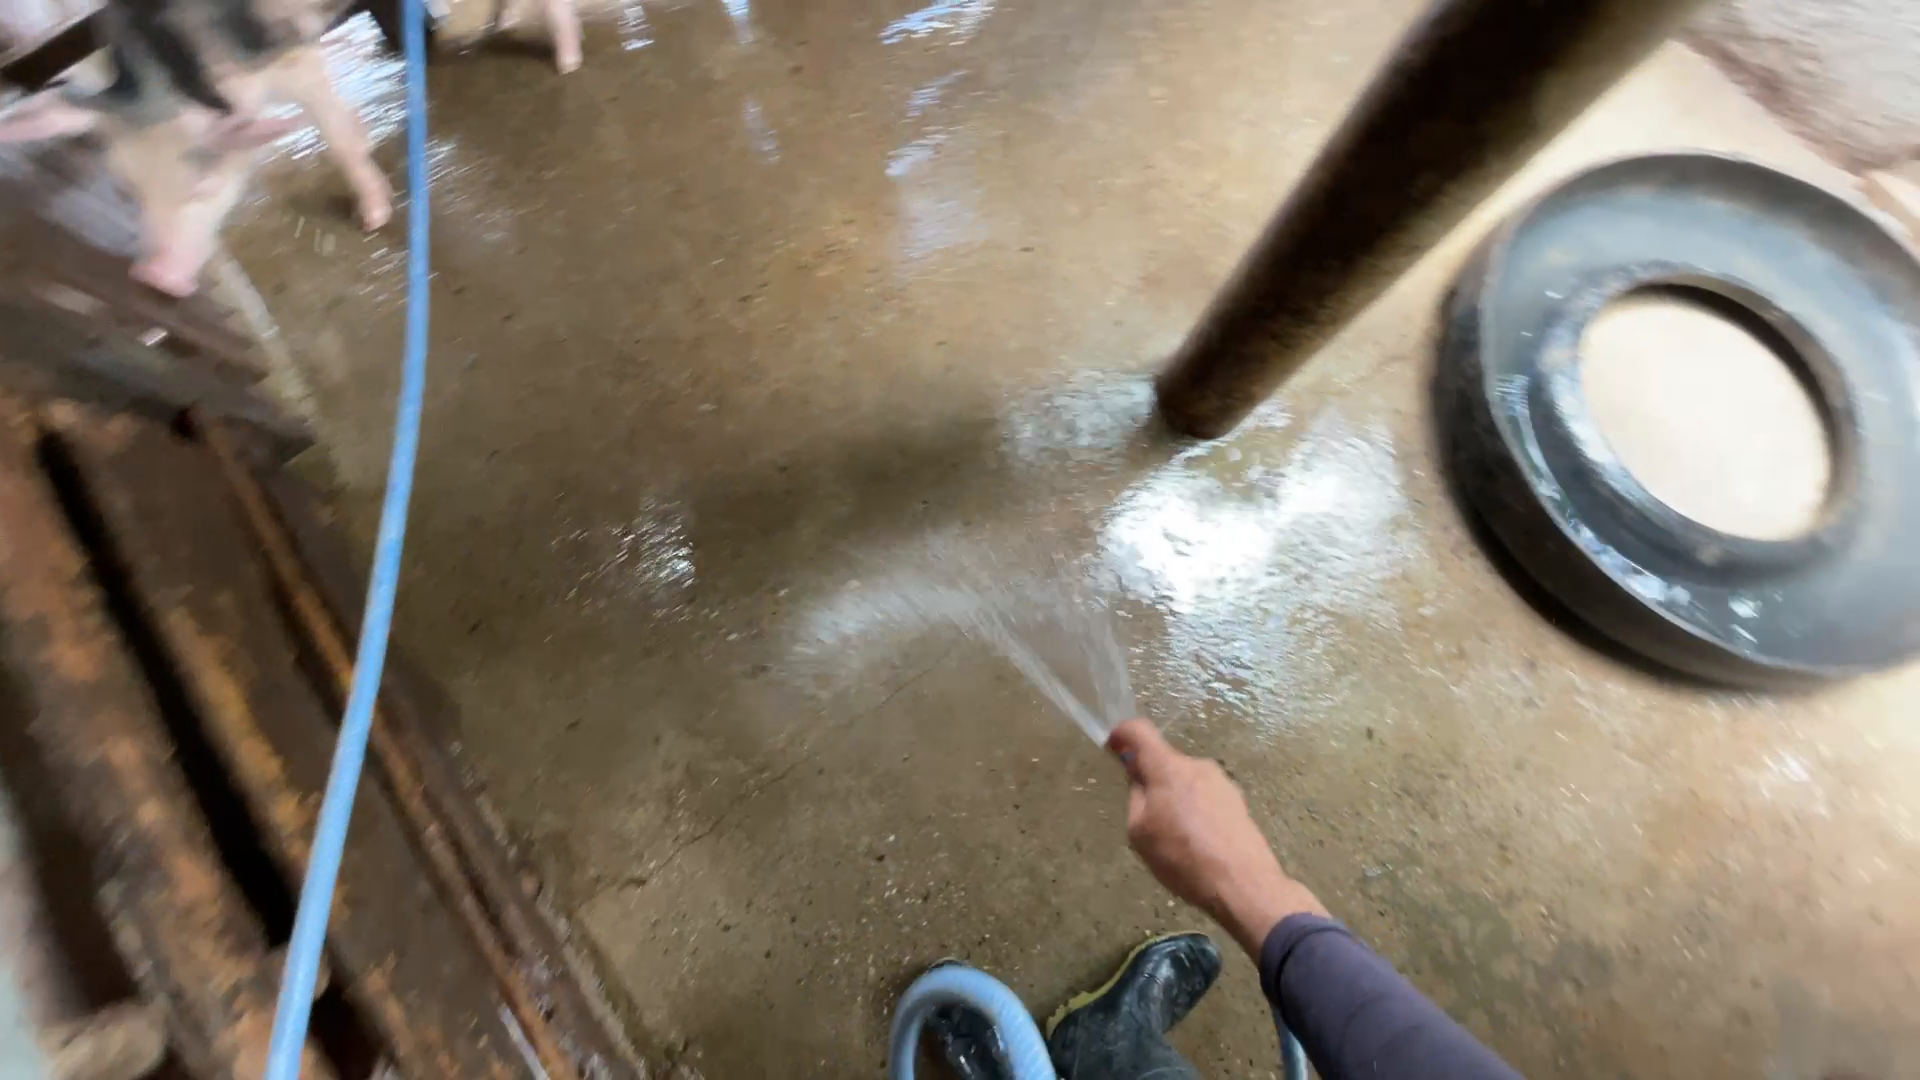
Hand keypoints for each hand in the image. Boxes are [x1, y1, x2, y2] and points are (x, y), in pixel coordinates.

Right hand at [1108, 719, 1326, 956]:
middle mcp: (1197, 765)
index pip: (1139, 730)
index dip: (1122, 734)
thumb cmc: (1183, 858)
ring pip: (1186, 780)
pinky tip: (1198, 842)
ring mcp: (1222, 782)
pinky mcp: (1238, 801)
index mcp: (1168, 768)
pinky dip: (1195, 810)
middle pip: (1165, 761)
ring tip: (1176, 837)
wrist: (1244, 886)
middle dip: (1151, 779)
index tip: (1113, 749)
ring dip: (1175, 797)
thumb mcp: (1140, 832)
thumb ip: (1135, 796)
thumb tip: (1138, 777)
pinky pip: (1205, 796)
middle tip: (1146, 815)